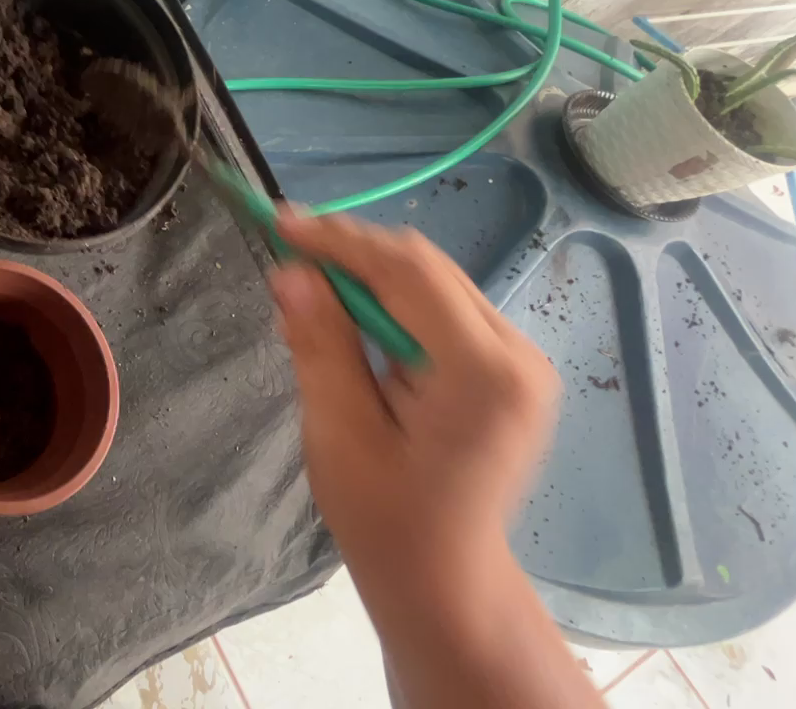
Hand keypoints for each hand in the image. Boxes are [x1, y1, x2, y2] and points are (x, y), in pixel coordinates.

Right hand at [269, 213, 557, 596]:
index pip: (409, 272)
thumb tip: (290, 271)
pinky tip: (344, 310)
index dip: (339, 239)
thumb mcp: (338, 429)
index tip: (278, 221)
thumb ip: (320, 343)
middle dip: (349, 249)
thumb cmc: (383, 514)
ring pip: (429, 279)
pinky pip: (436, 305)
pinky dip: (385, 296)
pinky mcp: (503, 366)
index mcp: (482, 373)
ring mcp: (516, 358)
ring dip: (364, 271)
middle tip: (284, 247)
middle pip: (423, 267)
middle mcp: (515, 353)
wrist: (443, 573)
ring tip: (305, 279)